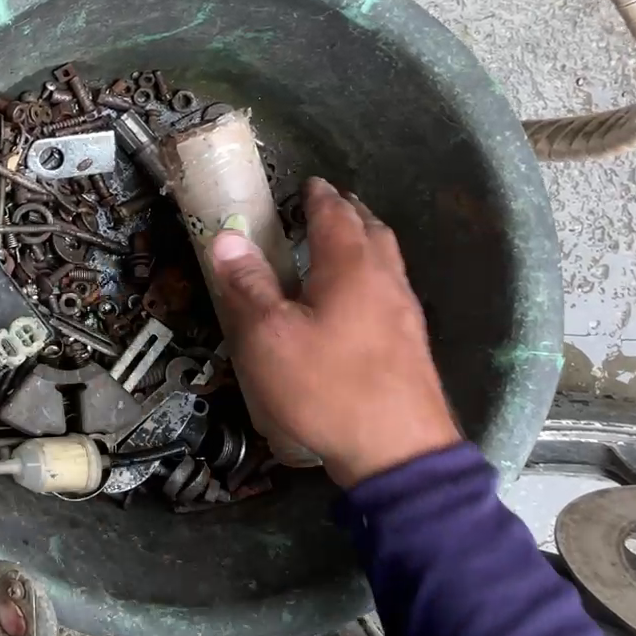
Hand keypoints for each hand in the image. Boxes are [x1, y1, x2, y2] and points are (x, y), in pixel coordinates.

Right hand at [209, 177, 460, 487]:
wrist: (396, 451)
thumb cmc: (324, 386)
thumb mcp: (268, 334)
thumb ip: (247, 283)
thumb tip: (226, 237)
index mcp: (351, 269)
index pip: (336, 217)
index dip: (319, 198)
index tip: (308, 184)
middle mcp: (385, 282)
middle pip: (372, 233)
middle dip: (347, 214)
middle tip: (323, 208)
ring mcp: (404, 315)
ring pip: (386, 262)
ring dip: (362, 243)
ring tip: (335, 246)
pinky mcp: (408, 345)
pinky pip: (388, 290)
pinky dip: (368, 275)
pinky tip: (351, 299)